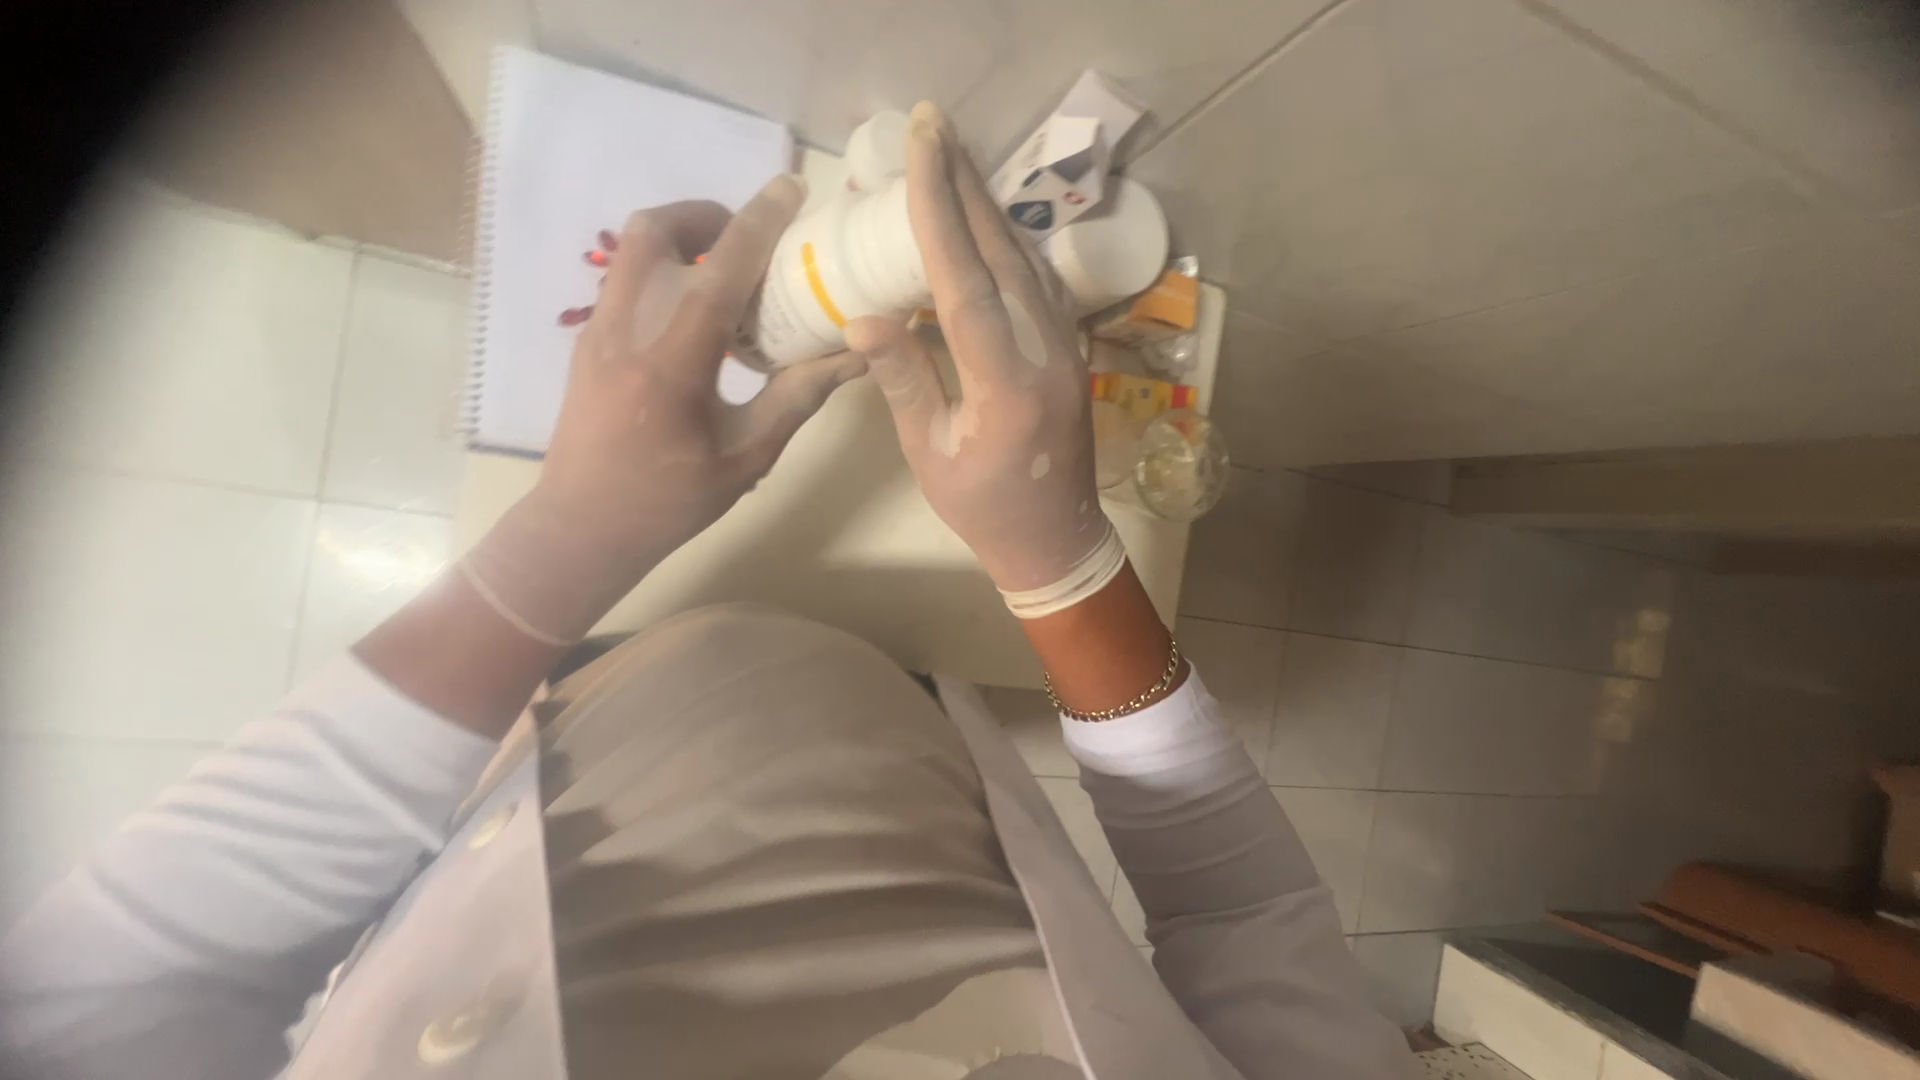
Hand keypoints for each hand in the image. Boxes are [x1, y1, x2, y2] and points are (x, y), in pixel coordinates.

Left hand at [465, 177, 866, 643]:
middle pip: (653, 233)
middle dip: (707, 216)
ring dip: (682, 239)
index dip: (757, 225)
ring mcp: (597, 334)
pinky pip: (626, 280)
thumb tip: (853, 356)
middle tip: (749, 240)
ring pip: (632, 250)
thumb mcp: (747, 456)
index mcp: (670, 368)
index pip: (717, 275)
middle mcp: (624, 334)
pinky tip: (698, 317)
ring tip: (727, 274)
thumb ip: (798, 398)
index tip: (789, 190)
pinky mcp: (588, 343)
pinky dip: (666, 271)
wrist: (583, 528)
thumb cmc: (670, 502)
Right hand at [847, 103, 1119, 617]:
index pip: (966, 279)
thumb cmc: (983, 507)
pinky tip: (990, 221)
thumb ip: (904, 379)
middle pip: (1002, 252)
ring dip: (989, 206)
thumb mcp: (931, 452)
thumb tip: (865, 315)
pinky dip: (1010, 243)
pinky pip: (1040, 283)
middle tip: (934, 124)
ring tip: (954, 157)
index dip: (939, 210)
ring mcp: (1066, 347)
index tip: (921, 146)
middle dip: (966, 184)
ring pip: (1026, 260)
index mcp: (1004, 382)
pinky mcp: (1070, 350)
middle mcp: (1045, 351)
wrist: (1055, 538)